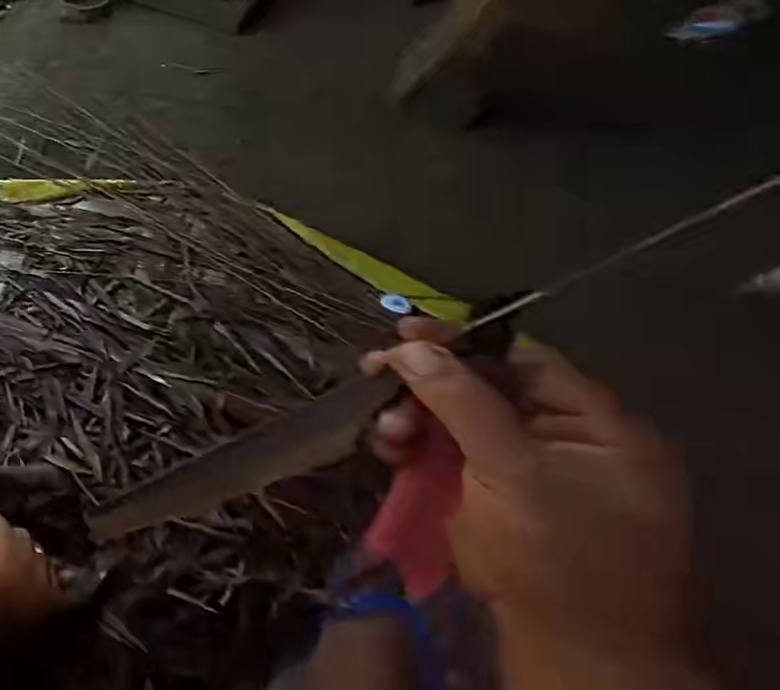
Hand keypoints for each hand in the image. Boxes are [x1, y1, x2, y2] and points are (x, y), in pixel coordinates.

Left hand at [0, 514, 65, 622]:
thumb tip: (42, 619)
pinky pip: (2, 524)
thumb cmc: (7, 629)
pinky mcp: (2, 533)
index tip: (47, 594)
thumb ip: (42, 623)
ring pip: (25, 538)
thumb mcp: (31, 635)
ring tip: (8, 552)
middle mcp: (46, 567)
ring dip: (18, 544)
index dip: (54, 590)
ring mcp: (25, 546)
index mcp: (57, 599)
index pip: (64, 591)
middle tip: (22, 573)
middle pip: (44, 560)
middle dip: (35, 564)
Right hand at [363, 321, 695, 677]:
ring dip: (407, 412)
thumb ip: (461, 402)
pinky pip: (435, 440)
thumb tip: (409, 346)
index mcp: (597, 429)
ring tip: (386, 431)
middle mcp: (560, 436)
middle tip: (374, 371)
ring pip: (447, 410)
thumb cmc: (556, 553)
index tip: (404, 331)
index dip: (463, 342)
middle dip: (423, 381)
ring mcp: (517, 459)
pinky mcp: (480, 479)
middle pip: (478, 382)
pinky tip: (387, 447)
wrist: (561, 640)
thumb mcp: (512, 472)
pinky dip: (406, 438)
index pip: (524, 361)